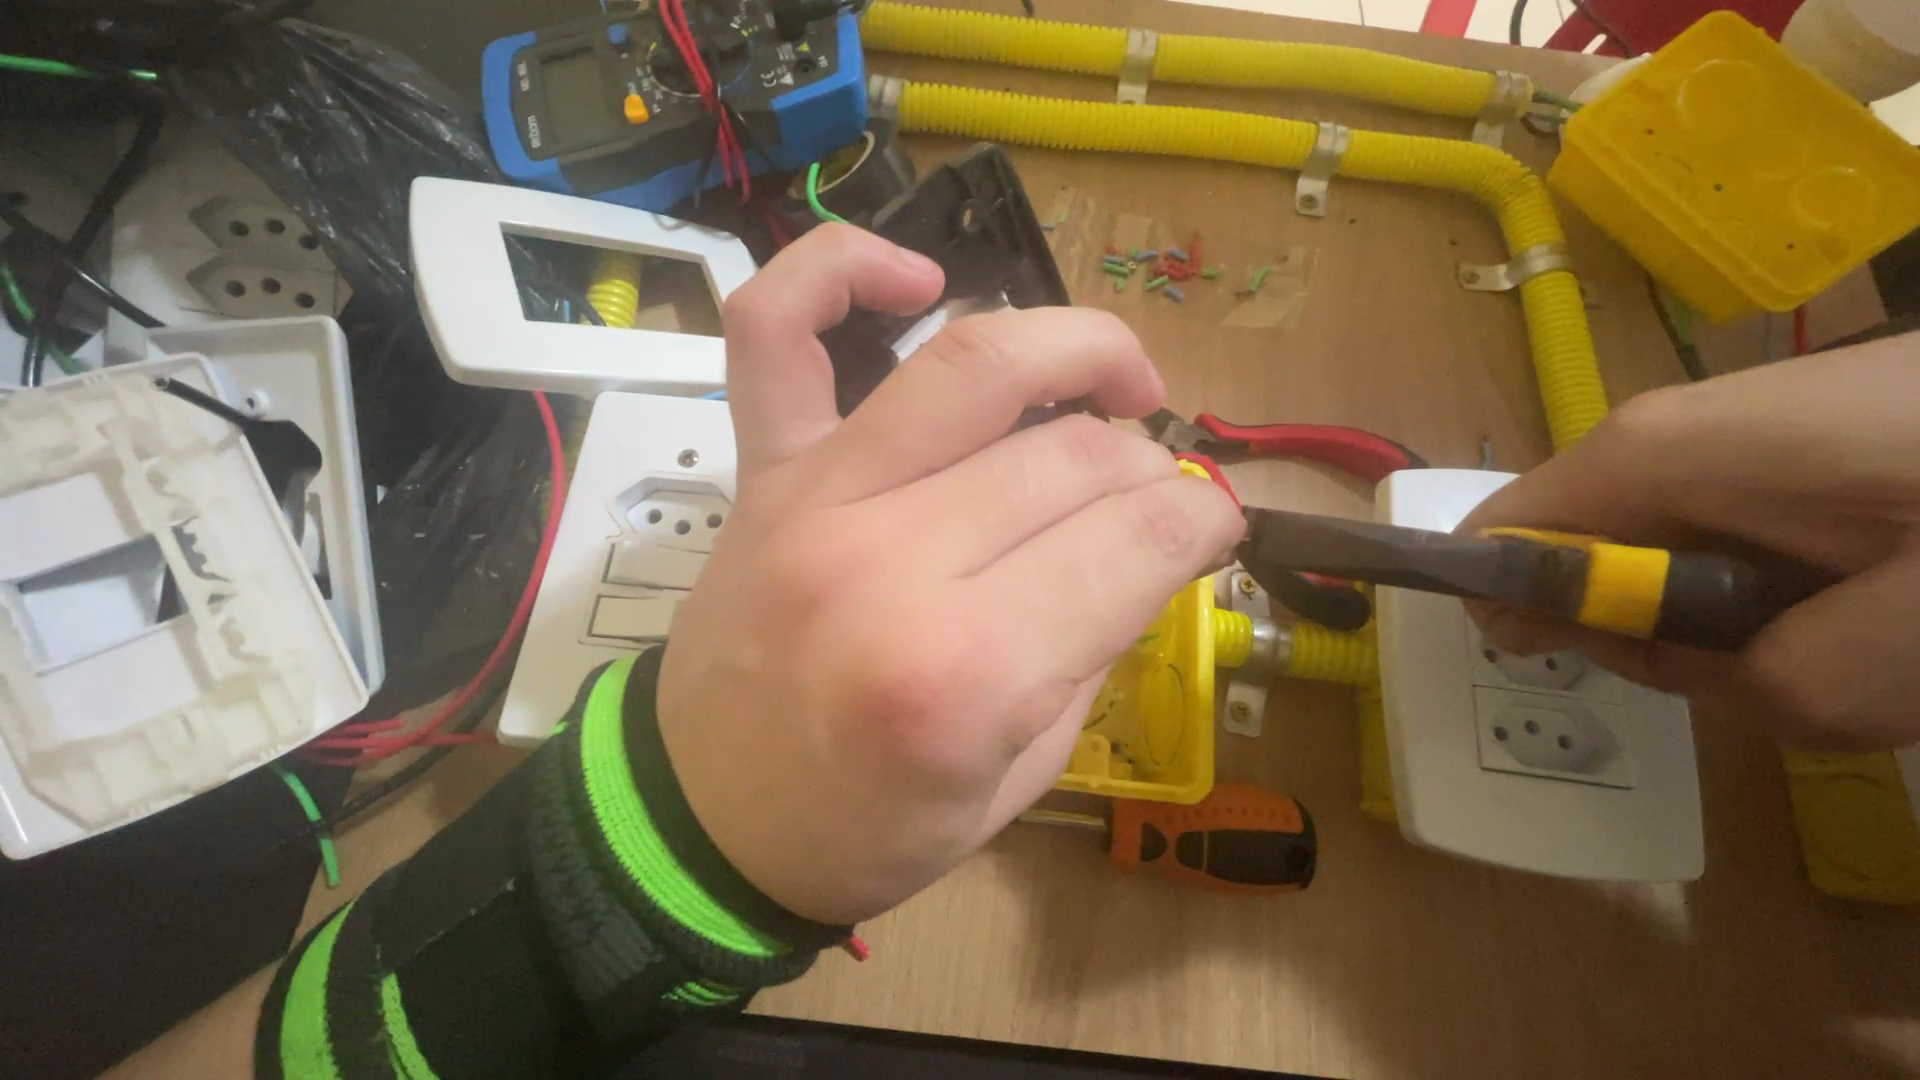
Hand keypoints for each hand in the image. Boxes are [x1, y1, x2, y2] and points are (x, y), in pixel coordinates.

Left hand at [656, 225, 1242, 924]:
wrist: (710, 821)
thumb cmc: (868, 825)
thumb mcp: (1019, 776)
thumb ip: (1093, 649)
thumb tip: (1148, 542)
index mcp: (965, 672)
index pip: (1136, 539)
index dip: (1206, 518)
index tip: (1218, 524)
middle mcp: (889, 564)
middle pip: (1071, 455)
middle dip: (1147, 461)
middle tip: (1155, 489)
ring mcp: (814, 501)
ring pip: (969, 367)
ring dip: (1074, 346)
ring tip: (1113, 376)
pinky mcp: (763, 475)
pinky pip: (773, 331)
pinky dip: (838, 271)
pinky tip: (916, 277)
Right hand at [1460, 335, 1919, 749]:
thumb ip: (1794, 677)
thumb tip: (1718, 684)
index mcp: (1651, 456)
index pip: (1497, 539)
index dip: (1521, 612)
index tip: (1623, 664)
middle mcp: (1657, 440)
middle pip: (1575, 564)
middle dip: (1657, 636)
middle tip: (1787, 660)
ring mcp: (1714, 442)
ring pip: (1651, 565)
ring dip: (1732, 624)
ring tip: (1865, 628)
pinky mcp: (1771, 452)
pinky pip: (1713, 545)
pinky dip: (1773, 594)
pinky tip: (1869, 598)